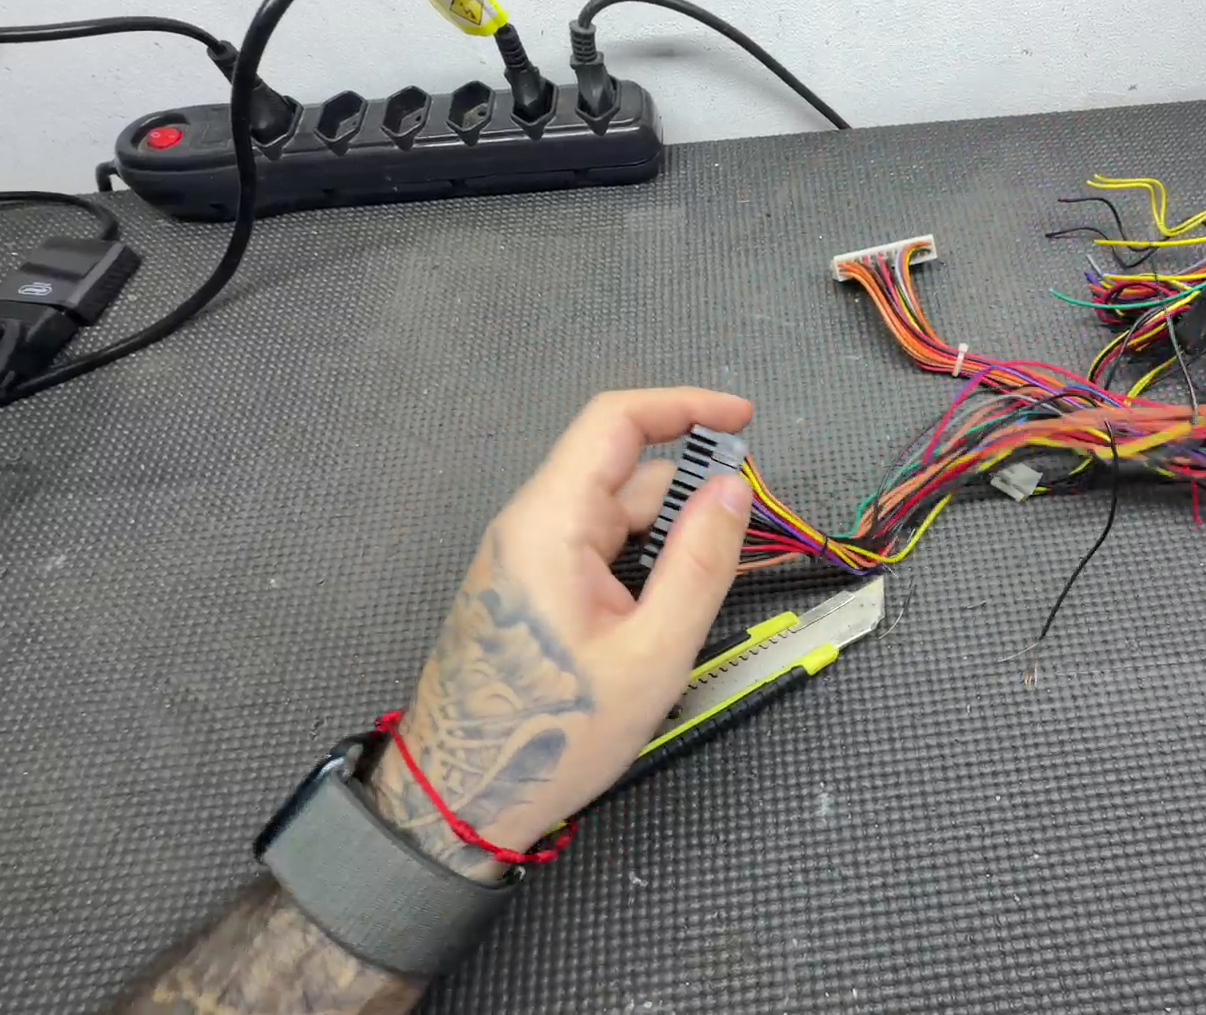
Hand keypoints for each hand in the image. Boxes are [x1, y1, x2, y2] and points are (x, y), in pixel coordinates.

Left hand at [366, 388, 754, 876]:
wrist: (461, 800)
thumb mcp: (653, 651)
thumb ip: (701, 562)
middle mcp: (533, 523)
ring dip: (672, 531)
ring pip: (616, 513)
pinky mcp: (532, 582)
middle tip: (743, 536)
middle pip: (624, 472)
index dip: (685, 405)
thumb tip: (733, 486)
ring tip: (706, 588)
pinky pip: (600, 545)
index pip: (616, 421)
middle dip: (691, 489)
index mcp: (553, 522)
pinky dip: (646, 555)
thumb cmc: (558, 732)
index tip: (744, 418)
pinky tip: (667, 602)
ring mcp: (529, 553)